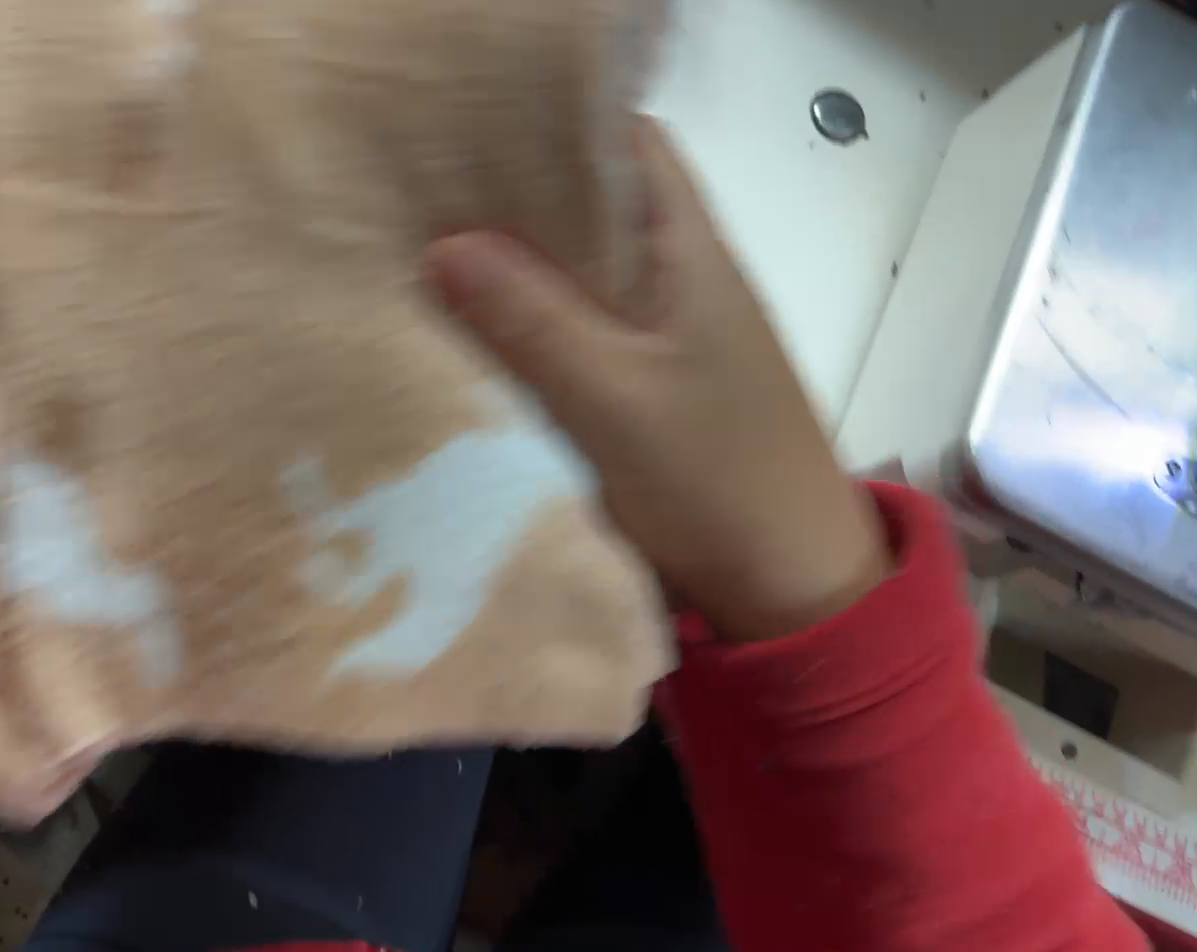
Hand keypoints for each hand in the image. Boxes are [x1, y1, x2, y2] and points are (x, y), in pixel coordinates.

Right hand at [425, 119, 886, 641]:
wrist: (778, 578)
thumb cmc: (713, 475)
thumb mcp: (616, 396)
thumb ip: (533, 321)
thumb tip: (442, 247)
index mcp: (686, 251)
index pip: (624, 145)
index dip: (553, 128)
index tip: (467, 137)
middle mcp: (668, 280)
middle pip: (586, 211)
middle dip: (508, 203)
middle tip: (418, 203)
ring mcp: (649, 338)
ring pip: (569, 279)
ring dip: (506, 273)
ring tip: (420, 261)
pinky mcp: (630, 389)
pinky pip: (564, 339)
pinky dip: (517, 332)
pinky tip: (464, 340)